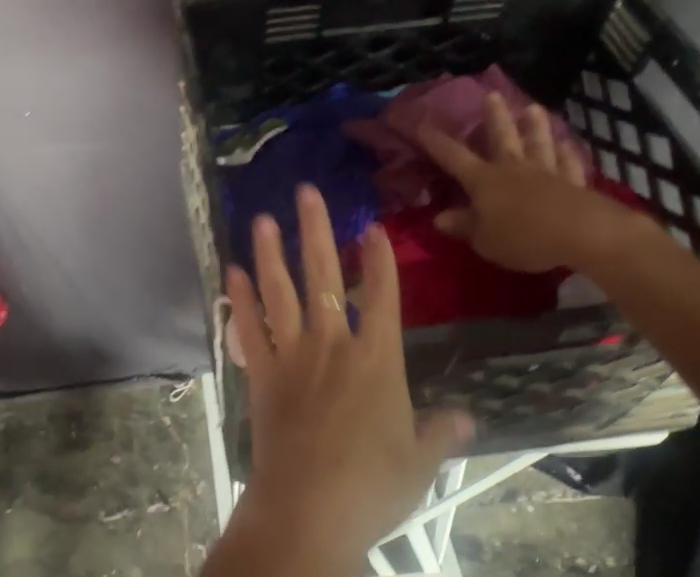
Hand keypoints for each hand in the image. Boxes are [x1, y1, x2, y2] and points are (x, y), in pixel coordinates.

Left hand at [209, 184, 472, 576]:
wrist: (310, 508)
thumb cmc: (372, 486)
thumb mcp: (419, 463)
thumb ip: (440, 432)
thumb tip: (468, 418)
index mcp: (378, 359)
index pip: (384, 296)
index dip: (381, 259)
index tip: (373, 226)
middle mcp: (333, 344)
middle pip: (325, 276)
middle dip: (318, 230)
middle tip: (307, 191)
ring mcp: (293, 355)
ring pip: (280, 291)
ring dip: (271, 253)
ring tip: (264, 218)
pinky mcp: (262, 374)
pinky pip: (249, 329)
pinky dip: (239, 300)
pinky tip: (232, 272)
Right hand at [415, 91, 653, 272]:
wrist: (581, 233)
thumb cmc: (523, 237)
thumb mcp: (484, 240)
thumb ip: (463, 226)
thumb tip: (439, 217)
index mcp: (483, 180)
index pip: (452, 156)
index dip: (435, 141)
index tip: (420, 123)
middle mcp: (512, 168)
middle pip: (501, 137)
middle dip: (494, 117)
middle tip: (492, 94)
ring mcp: (545, 173)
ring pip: (537, 144)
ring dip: (534, 126)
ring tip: (533, 108)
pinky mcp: (574, 184)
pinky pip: (569, 165)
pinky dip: (567, 154)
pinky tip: (567, 145)